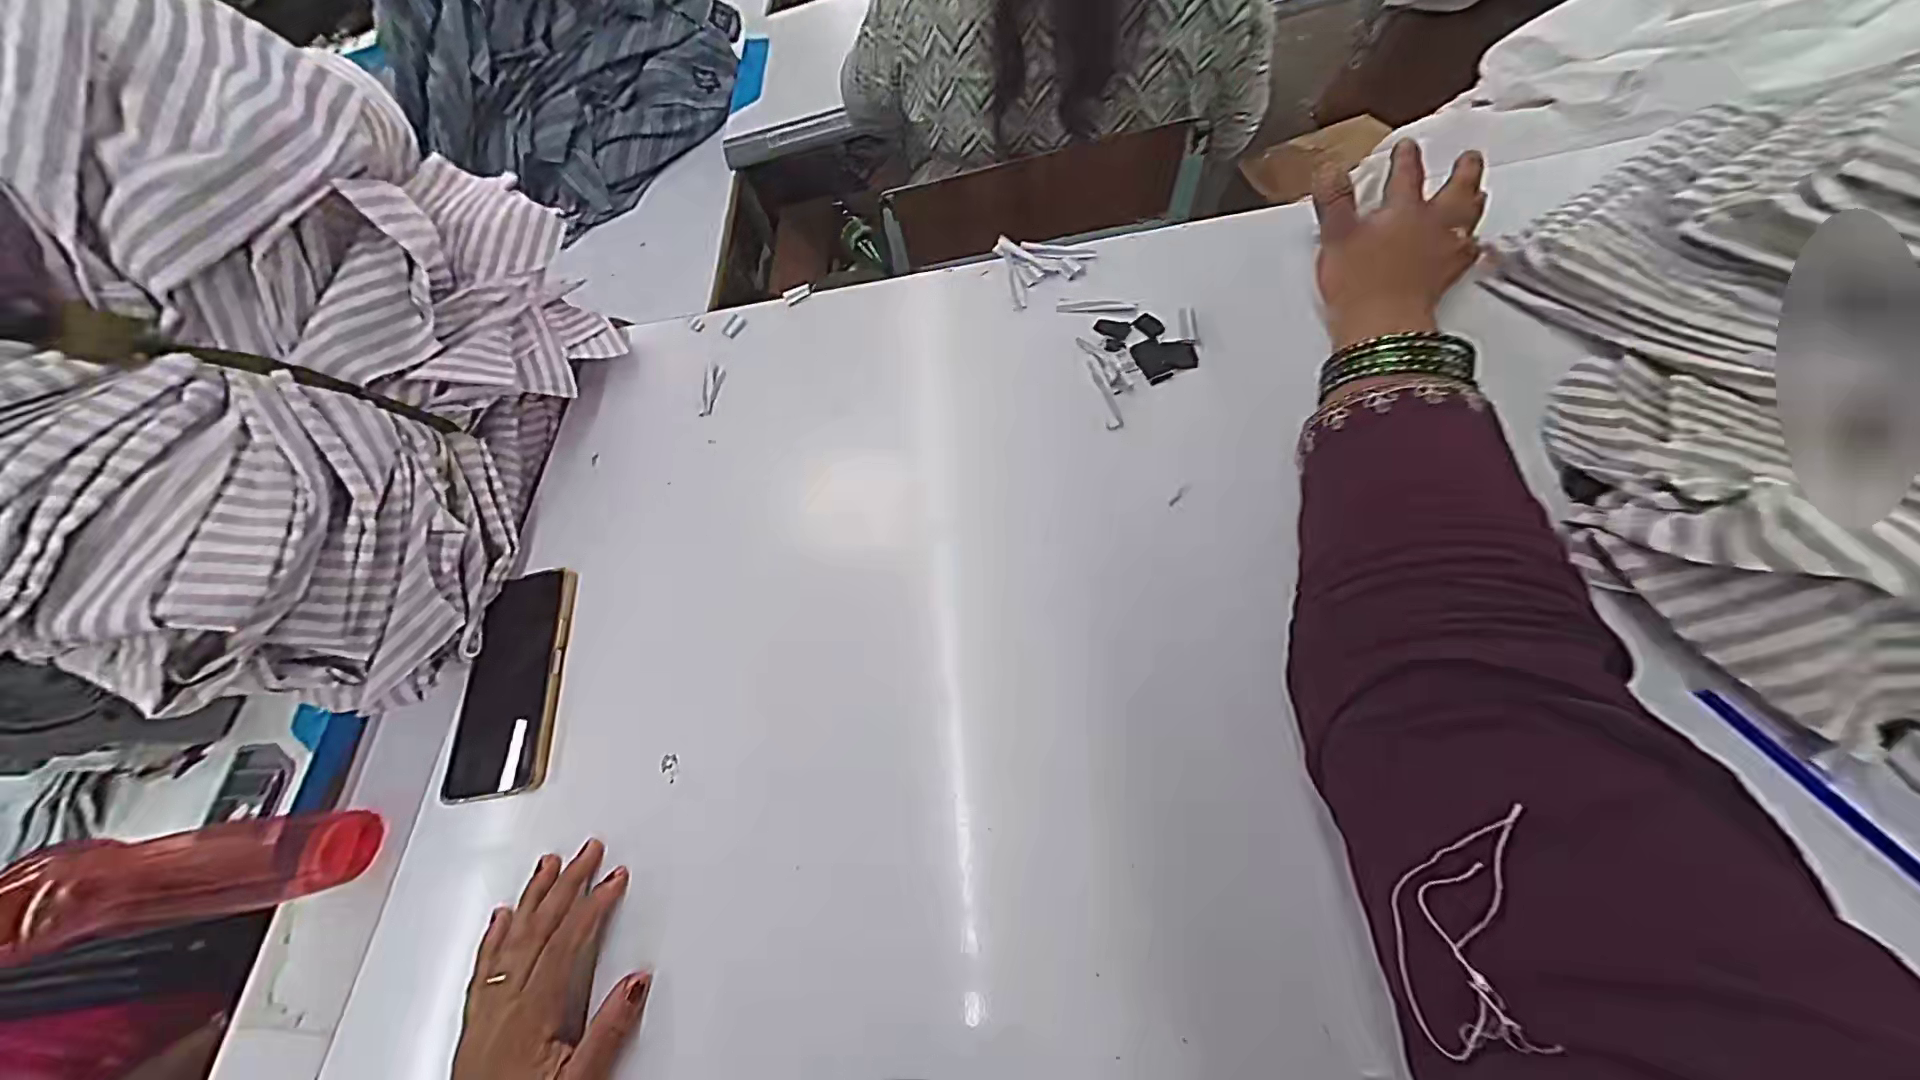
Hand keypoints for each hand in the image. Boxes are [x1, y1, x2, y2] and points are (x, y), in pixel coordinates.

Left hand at [452, 840, 650, 1079]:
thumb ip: (609, 1029)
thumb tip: (637, 981)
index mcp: (532, 1015)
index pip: (567, 942)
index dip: (593, 903)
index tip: (614, 876)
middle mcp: (504, 1008)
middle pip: (538, 930)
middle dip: (566, 884)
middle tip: (587, 851)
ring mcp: (486, 1016)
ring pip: (510, 941)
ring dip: (531, 899)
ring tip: (547, 866)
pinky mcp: (475, 1028)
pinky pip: (484, 969)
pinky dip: (494, 938)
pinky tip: (501, 918)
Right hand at [1312, 141, 1486, 350]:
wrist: (1381, 324)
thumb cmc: (1358, 283)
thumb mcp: (1335, 237)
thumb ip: (1334, 202)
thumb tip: (1329, 169)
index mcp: (1403, 210)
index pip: (1406, 176)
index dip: (1405, 159)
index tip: (1407, 147)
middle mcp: (1432, 224)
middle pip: (1455, 189)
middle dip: (1462, 171)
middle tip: (1468, 159)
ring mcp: (1444, 250)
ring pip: (1469, 216)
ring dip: (1473, 201)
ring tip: (1477, 193)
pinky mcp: (1448, 278)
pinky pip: (1469, 255)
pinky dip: (1473, 246)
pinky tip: (1473, 247)